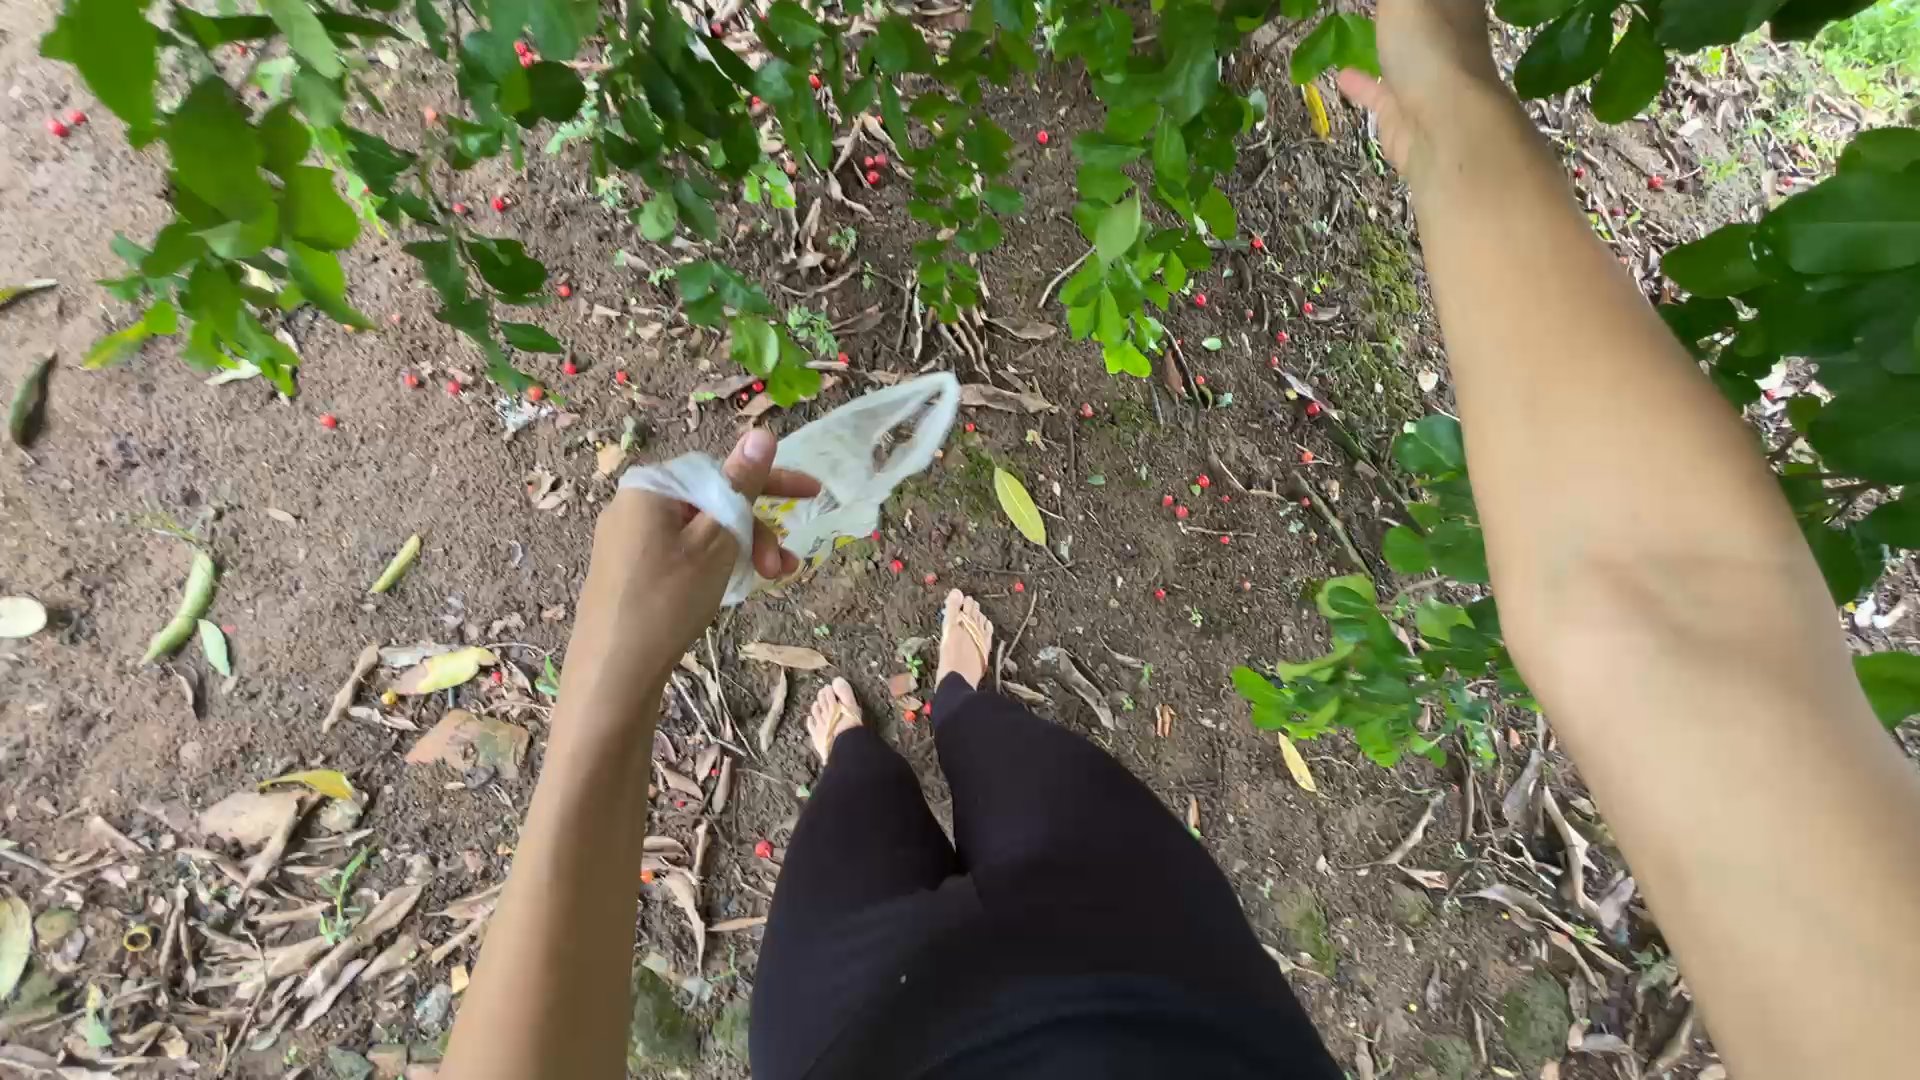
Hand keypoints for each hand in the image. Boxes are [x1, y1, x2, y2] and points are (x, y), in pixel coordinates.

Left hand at [567, 429, 819, 693]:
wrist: (613, 672)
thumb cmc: (669, 598)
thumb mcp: (716, 538)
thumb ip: (742, 484)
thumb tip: (763, 432)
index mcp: (653, 486)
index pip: (724, 470)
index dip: (773, 482)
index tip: (814, 494)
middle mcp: (637, 504)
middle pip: (714, 501)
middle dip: (757, 530)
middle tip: (782, 567)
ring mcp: (629, 539)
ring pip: (702, 531)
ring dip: (742, 550)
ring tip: (769, 581)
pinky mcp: (629, 570)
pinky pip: (684, 552)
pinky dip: (715, 563)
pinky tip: (733, 587)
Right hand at [1335, 0, 1503, 179]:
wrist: (1438, 123)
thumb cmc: (1429, 45)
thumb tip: (1387, 1)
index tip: (1390, 0)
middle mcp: (1446, 27)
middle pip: (1424, 8)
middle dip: (1403, 7)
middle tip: (1379, 7)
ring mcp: (1425, 69)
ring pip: (1401, 46)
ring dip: (1380, 38)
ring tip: (1351, 27)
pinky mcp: (1403, 106)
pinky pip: (1377, 88)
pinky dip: (1359, 81)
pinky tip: (1340, 75)